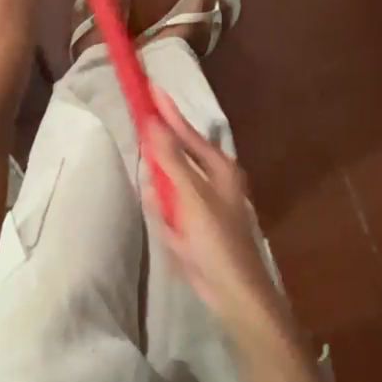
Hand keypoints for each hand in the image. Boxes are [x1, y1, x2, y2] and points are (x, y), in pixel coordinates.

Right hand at [143, 92, 288, 332]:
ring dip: (163, 204)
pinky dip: (169, 225)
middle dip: (160, 171)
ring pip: (167, 189)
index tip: (148, 86)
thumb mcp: (191, 196)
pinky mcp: (193, 227)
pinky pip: (169, 215)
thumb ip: (170, 158)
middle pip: (173, 160)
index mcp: (218, 166)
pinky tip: (177, 241)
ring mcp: (201, 204)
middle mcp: (211, 179)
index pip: (184, 130)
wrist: (233, 295)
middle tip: (155, 180)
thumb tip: (152, 121)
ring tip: (174, 224)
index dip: (165, 110)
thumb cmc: (217, 240)